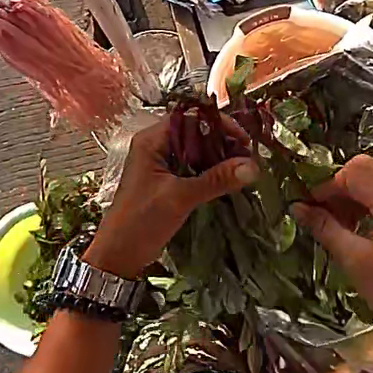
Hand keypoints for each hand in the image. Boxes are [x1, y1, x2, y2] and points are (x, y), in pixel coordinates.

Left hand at [82, 115, 257, 279]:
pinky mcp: (165, 182)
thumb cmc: (141, 220)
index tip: (244, 141)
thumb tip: (253, 166)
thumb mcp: (180, 197)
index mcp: (151, 141)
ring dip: (218, 158)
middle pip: (194, 133)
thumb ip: (215, 180)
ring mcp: (160, 165)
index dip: (218, 125)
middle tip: (249, 157)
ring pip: (195, 152)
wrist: (119, 254)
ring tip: (244, 169)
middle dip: (222, 143)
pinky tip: (229, 180)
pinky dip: (210, 172)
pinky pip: (192, 168)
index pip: (189, 119)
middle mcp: (154, 147)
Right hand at [290, 155, 372, 343]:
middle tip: (318, 211)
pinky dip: (360, 201)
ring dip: (346, 194)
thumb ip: (324, 227)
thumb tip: (295, 206)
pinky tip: (350, 222)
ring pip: (371, 177)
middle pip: (364, 169)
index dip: (326, 186)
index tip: (307, 206)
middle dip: (335, 186)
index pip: (356, 173)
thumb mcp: (355, 260)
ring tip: (333, 220)